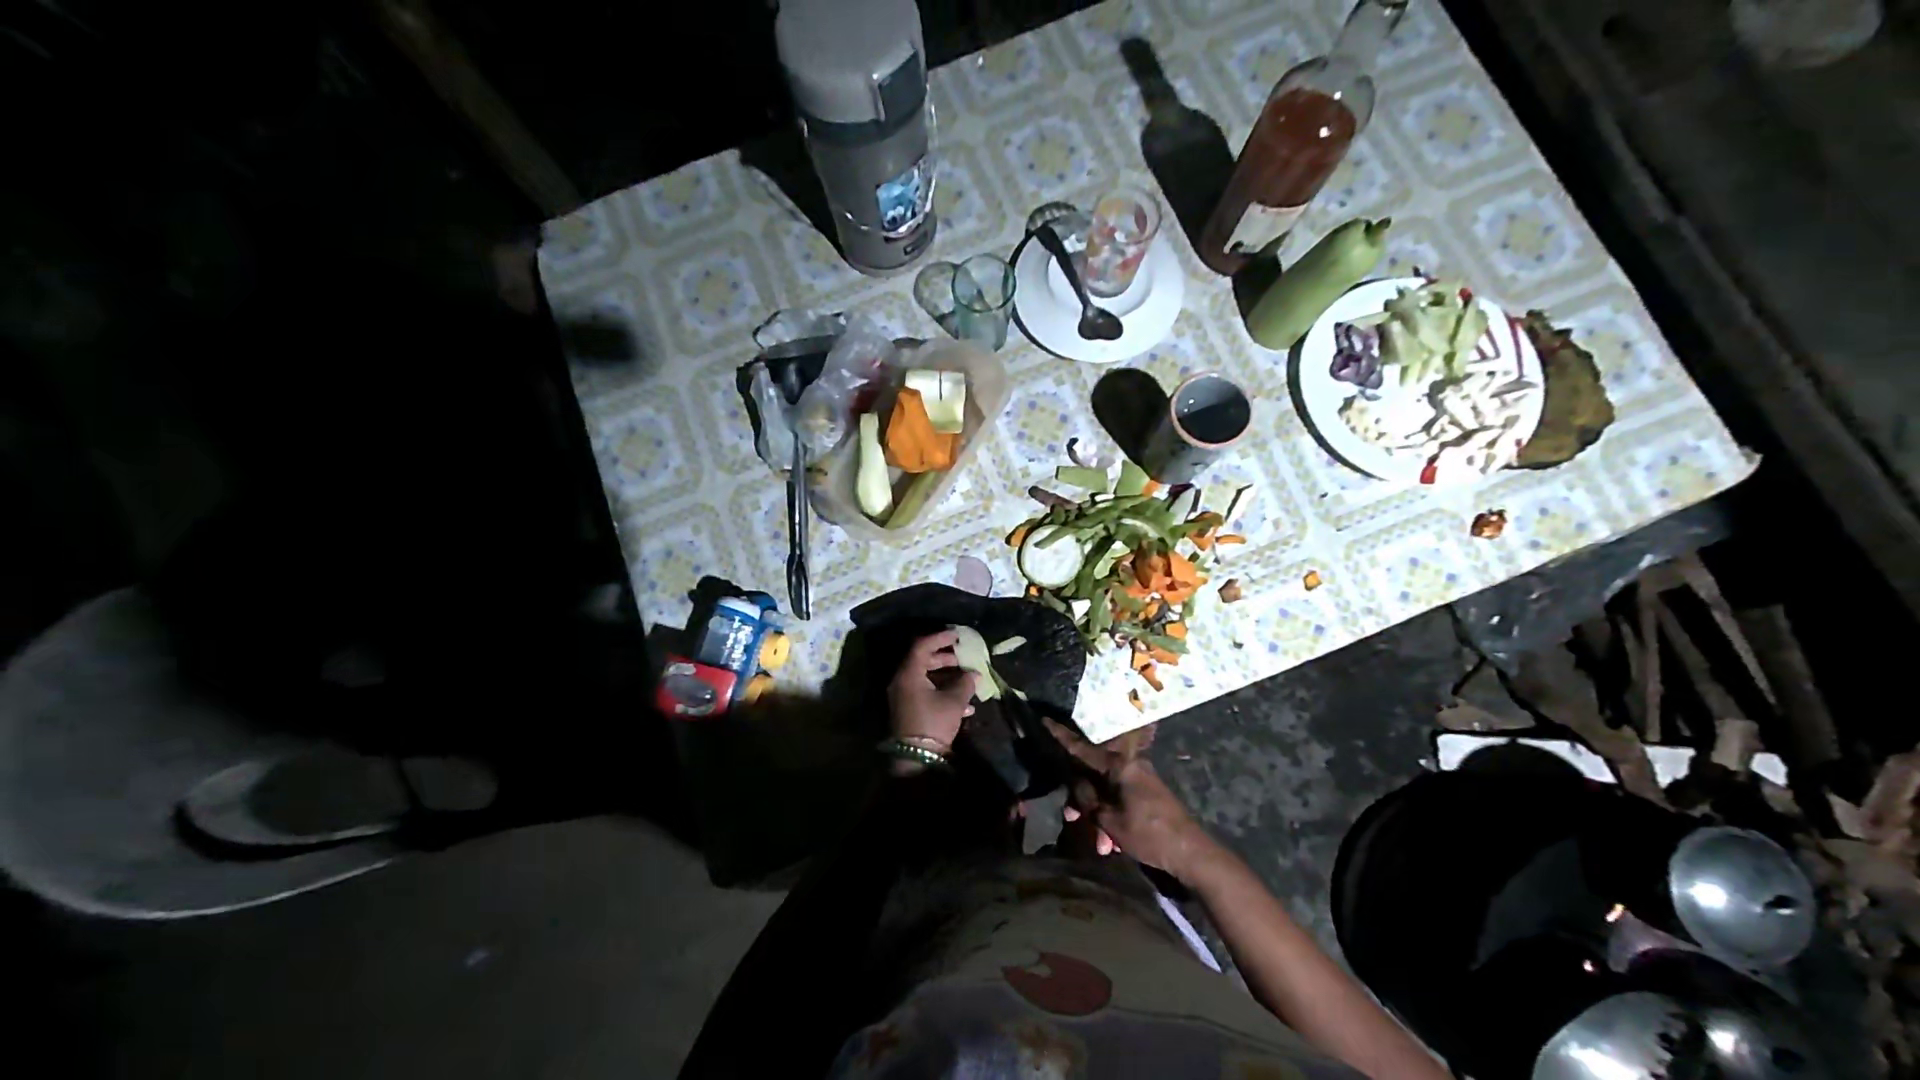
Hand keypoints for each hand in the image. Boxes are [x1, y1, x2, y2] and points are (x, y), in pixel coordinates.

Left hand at [887, 630, 977, 752]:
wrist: (917, 758)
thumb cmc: (934, 723)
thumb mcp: (954, 702)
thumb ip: (965, 684)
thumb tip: (974, 674)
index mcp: (909, 674)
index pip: (922, 646)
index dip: (940, 638)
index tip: (956, 635)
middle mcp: (902, 682)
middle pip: (922, 661)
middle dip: (944, 658)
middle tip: (962, 657)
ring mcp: (903, 697)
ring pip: (925, 678)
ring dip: (945, 677)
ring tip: (966, 679)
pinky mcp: (908, 710)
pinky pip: (925, 693)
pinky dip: (941, 692)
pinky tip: (964, 705)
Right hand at [1043, 718, 1217, 882]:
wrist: (1190, 852)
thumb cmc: (1148, 833)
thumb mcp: (1109, 820)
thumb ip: (1087, 799)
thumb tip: (1076, 785)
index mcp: (1119, 764)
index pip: (1082, 748)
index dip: (1061, 737)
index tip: (1045, 721)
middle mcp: (1130, 764)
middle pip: (1093, 774)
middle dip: (1081, 798)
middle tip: (1070, 818)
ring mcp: (1140, 778)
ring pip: (1106, 790)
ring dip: (1098, 815)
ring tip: (1101, 845)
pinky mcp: (1147, 792)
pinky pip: (1119, 798)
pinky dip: (1112, 817)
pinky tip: (1113, 844)